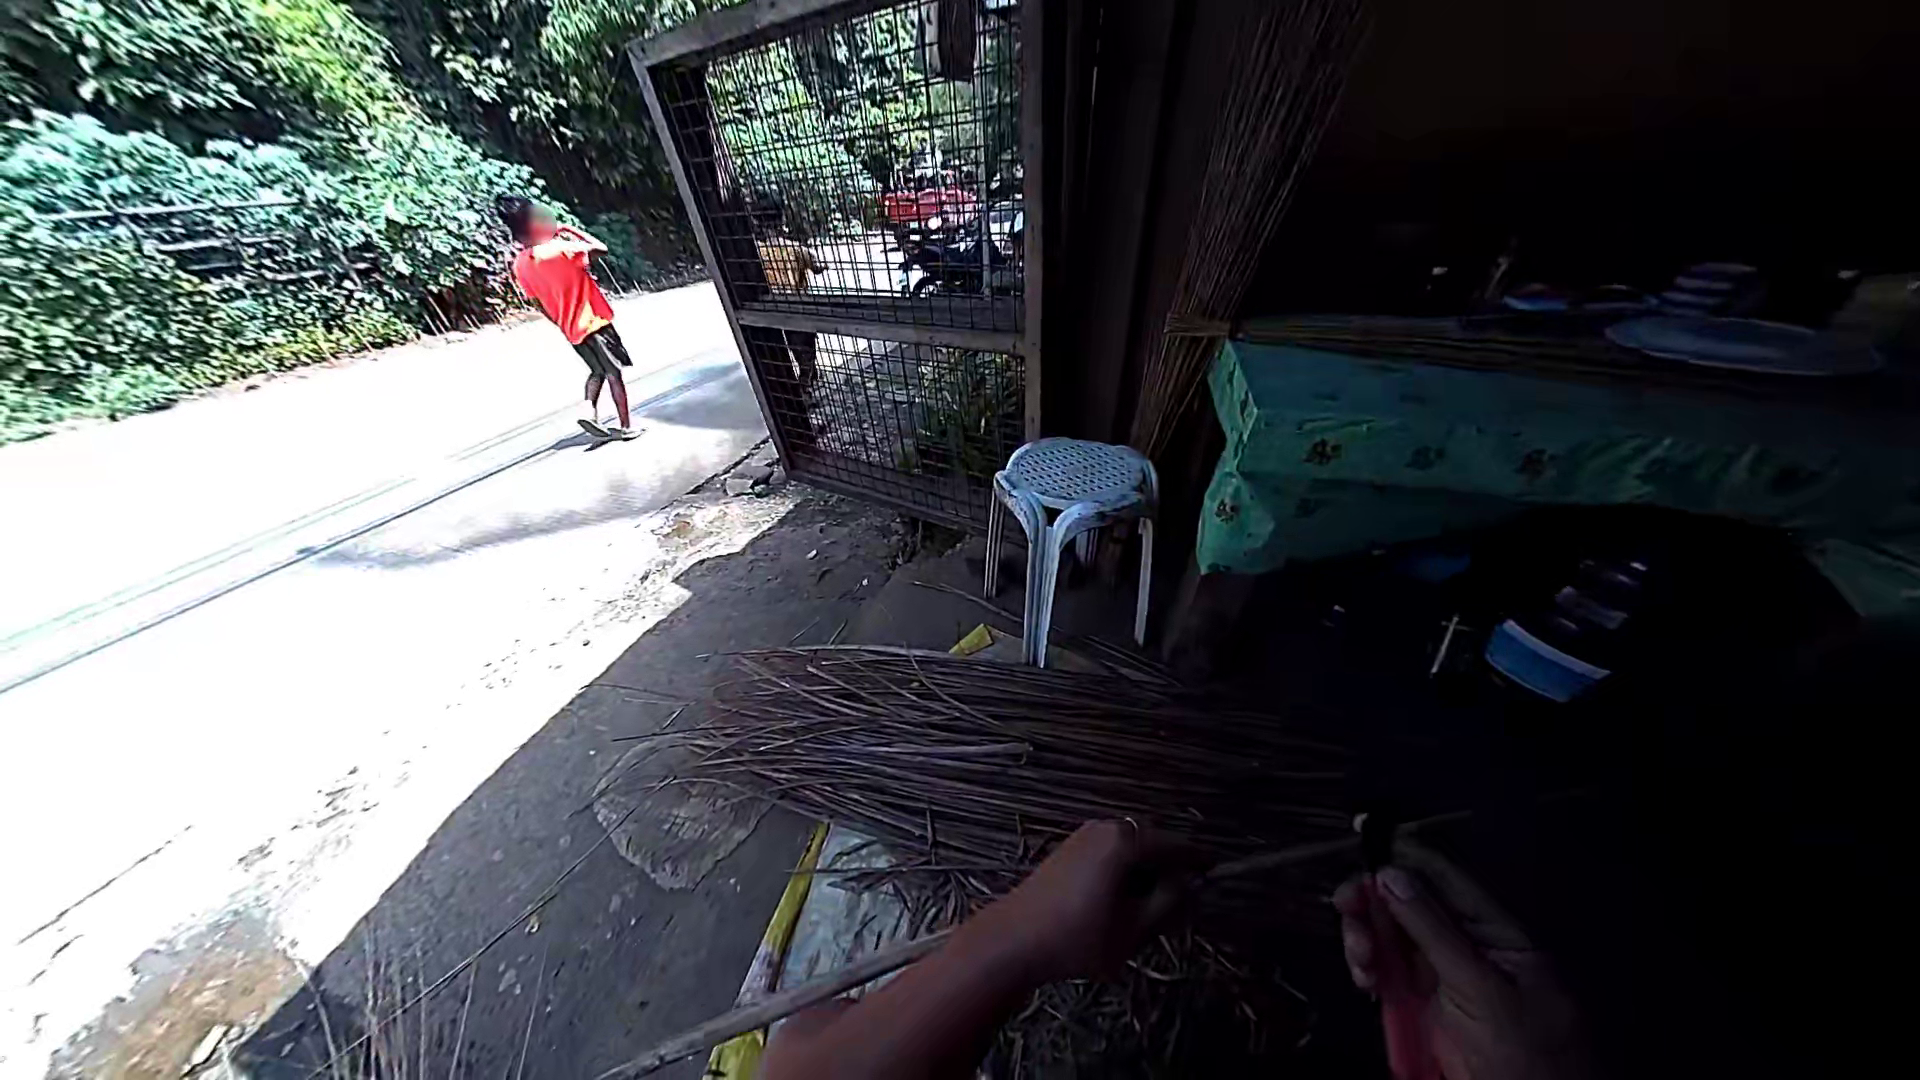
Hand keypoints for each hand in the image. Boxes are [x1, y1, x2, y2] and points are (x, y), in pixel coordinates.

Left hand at [978, 819, 1195, 981]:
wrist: (1018, 936)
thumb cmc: (1079, 936)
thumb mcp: (1135, 928)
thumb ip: (1169, 902)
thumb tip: (1188, 884)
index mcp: (1124, 841)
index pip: (1174, 844)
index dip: (1198, 858)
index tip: (1217, 869)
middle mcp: (1105, 827)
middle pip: (1151, 839)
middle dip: (1170, 864)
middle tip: (1182, 900)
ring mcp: (1085, 834)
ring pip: (1130, 844)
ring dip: (1147, 866)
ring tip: (1152, 907)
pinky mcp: (1072, 847)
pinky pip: (1112, 848)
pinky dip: (1127, 866)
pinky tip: (1124, 898)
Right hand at [1334, 842, 1592, 1079]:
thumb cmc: (1528, 1062)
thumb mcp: (1481, 992)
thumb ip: (1433, 930)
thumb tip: (1390, 873)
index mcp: (1494, 934)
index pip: (1444, 877)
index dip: (1404, 856)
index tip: (1366, 842)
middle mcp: (1463, 942)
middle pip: (1404, 898)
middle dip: (1370, 901)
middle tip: (1346, 906)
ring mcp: (1439, 969)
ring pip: (1384, 927)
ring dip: (1362, 935)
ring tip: (1361, 962)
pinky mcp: (1416, 995)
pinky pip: (1379, 960)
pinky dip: (1364, 963)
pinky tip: (1366, 980)